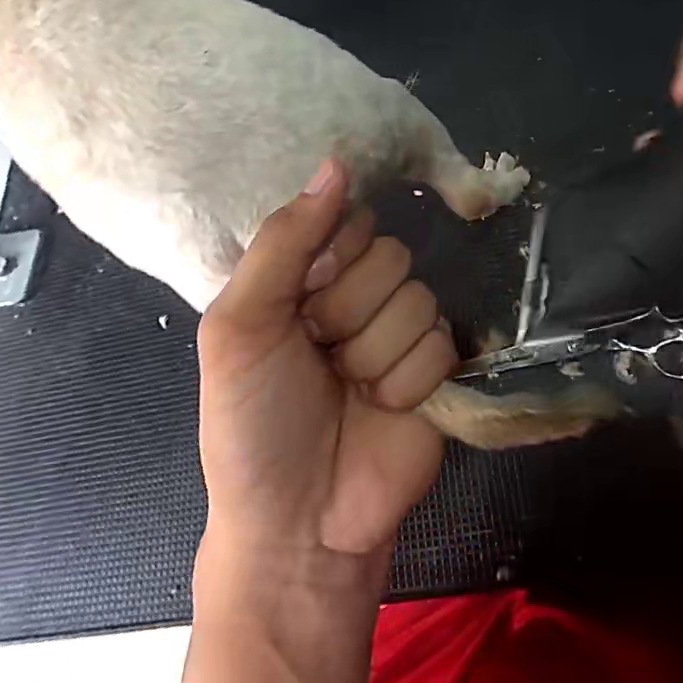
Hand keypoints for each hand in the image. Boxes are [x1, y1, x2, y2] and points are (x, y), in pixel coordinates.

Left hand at [184, 158, 455, 682]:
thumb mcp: (241, 327)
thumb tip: (336, 162)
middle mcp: (358, 294)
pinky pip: (442, 341)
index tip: (306, 299)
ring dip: (377, 354)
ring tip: (351, 390)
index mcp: (307, 277)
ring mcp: (402, 329)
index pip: (349, 220)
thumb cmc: (254, 421)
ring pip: (418, 299)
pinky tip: (386, 407)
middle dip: (350, 314)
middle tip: (321, 356)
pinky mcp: (439, 364)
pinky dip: (409, 380)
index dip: (332, 258)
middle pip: (391, 256)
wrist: (302, 519)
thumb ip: (284, 241)